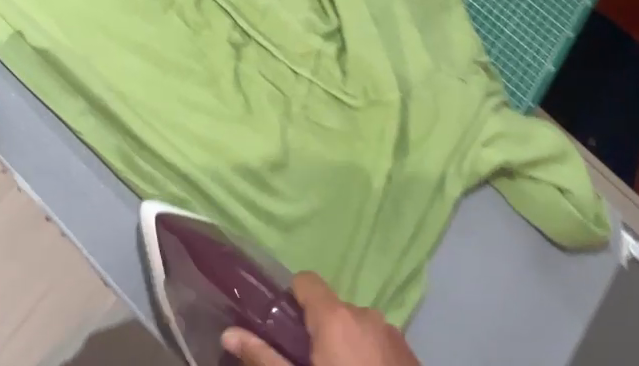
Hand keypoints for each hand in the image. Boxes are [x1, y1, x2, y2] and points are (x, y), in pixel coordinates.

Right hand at [222, 272, 417, 365]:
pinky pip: (378, 343)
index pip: (306, 281)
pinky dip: (367, 357)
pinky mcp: (411, 353)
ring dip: (344, 346)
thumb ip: (263, 356)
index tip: (284, 331)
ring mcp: (392, 334)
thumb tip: (228, 333)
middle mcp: (365, 315)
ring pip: (356, 328)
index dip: (291, 301)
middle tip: (308, 365)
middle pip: (331, 309)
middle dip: (317, 332)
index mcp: (336, 317)